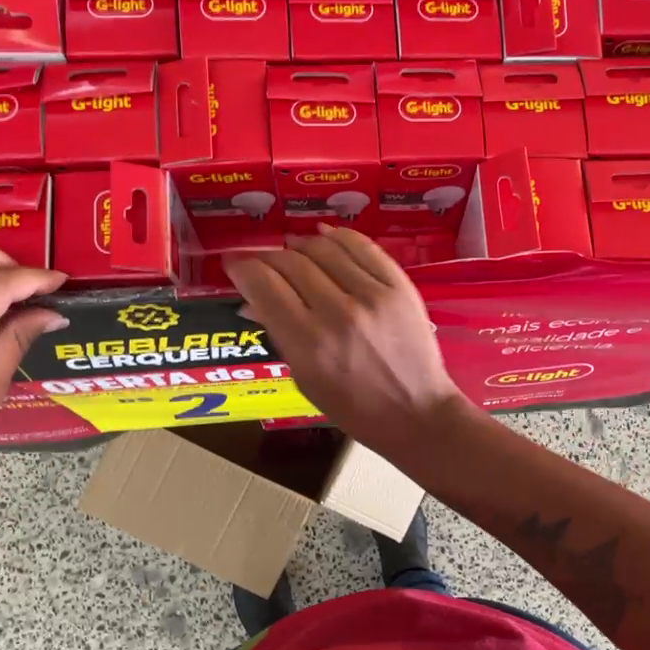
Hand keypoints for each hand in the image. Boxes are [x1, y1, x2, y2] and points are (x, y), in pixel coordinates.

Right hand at [227, 225, 470, 453]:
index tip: (234, 265)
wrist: (415, 413)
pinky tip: (324, 237)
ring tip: (292, 251)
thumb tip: (251, 300)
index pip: (264, 285)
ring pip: (324, 248)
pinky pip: (362, 247)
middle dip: (267, 257)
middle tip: (261, 262)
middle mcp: (339, 313)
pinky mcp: (400, 286)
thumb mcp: (305, 380)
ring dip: (300, 245)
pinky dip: (338, 237)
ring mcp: (373, 296)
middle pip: (291, 262)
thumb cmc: (354, 408)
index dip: (242, 268)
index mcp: (309, 344)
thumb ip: (279, 334)